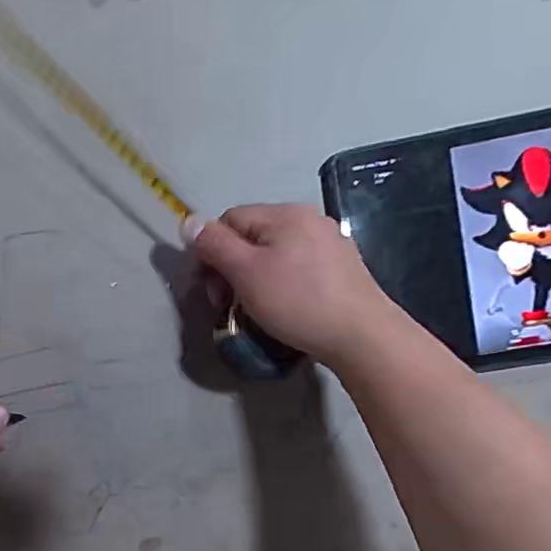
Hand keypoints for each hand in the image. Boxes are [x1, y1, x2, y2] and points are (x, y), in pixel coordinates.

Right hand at [188, 204, 409, 364]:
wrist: (362, 336)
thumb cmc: (296, 301)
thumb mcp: (244, 272)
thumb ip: (213, 243)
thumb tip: (189, 221)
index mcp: (284, 214)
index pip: (228, 220)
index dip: (211, 252)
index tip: (213, 289)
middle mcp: (308, 219)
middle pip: (249, 236)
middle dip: (230, 268)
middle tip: (227, 304)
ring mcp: (328, 242)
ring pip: (271, 253)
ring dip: (252, 278)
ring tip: (254, 308)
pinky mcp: (341, 267)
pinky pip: (295, 266)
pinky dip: (279, 283)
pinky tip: (284, 306)